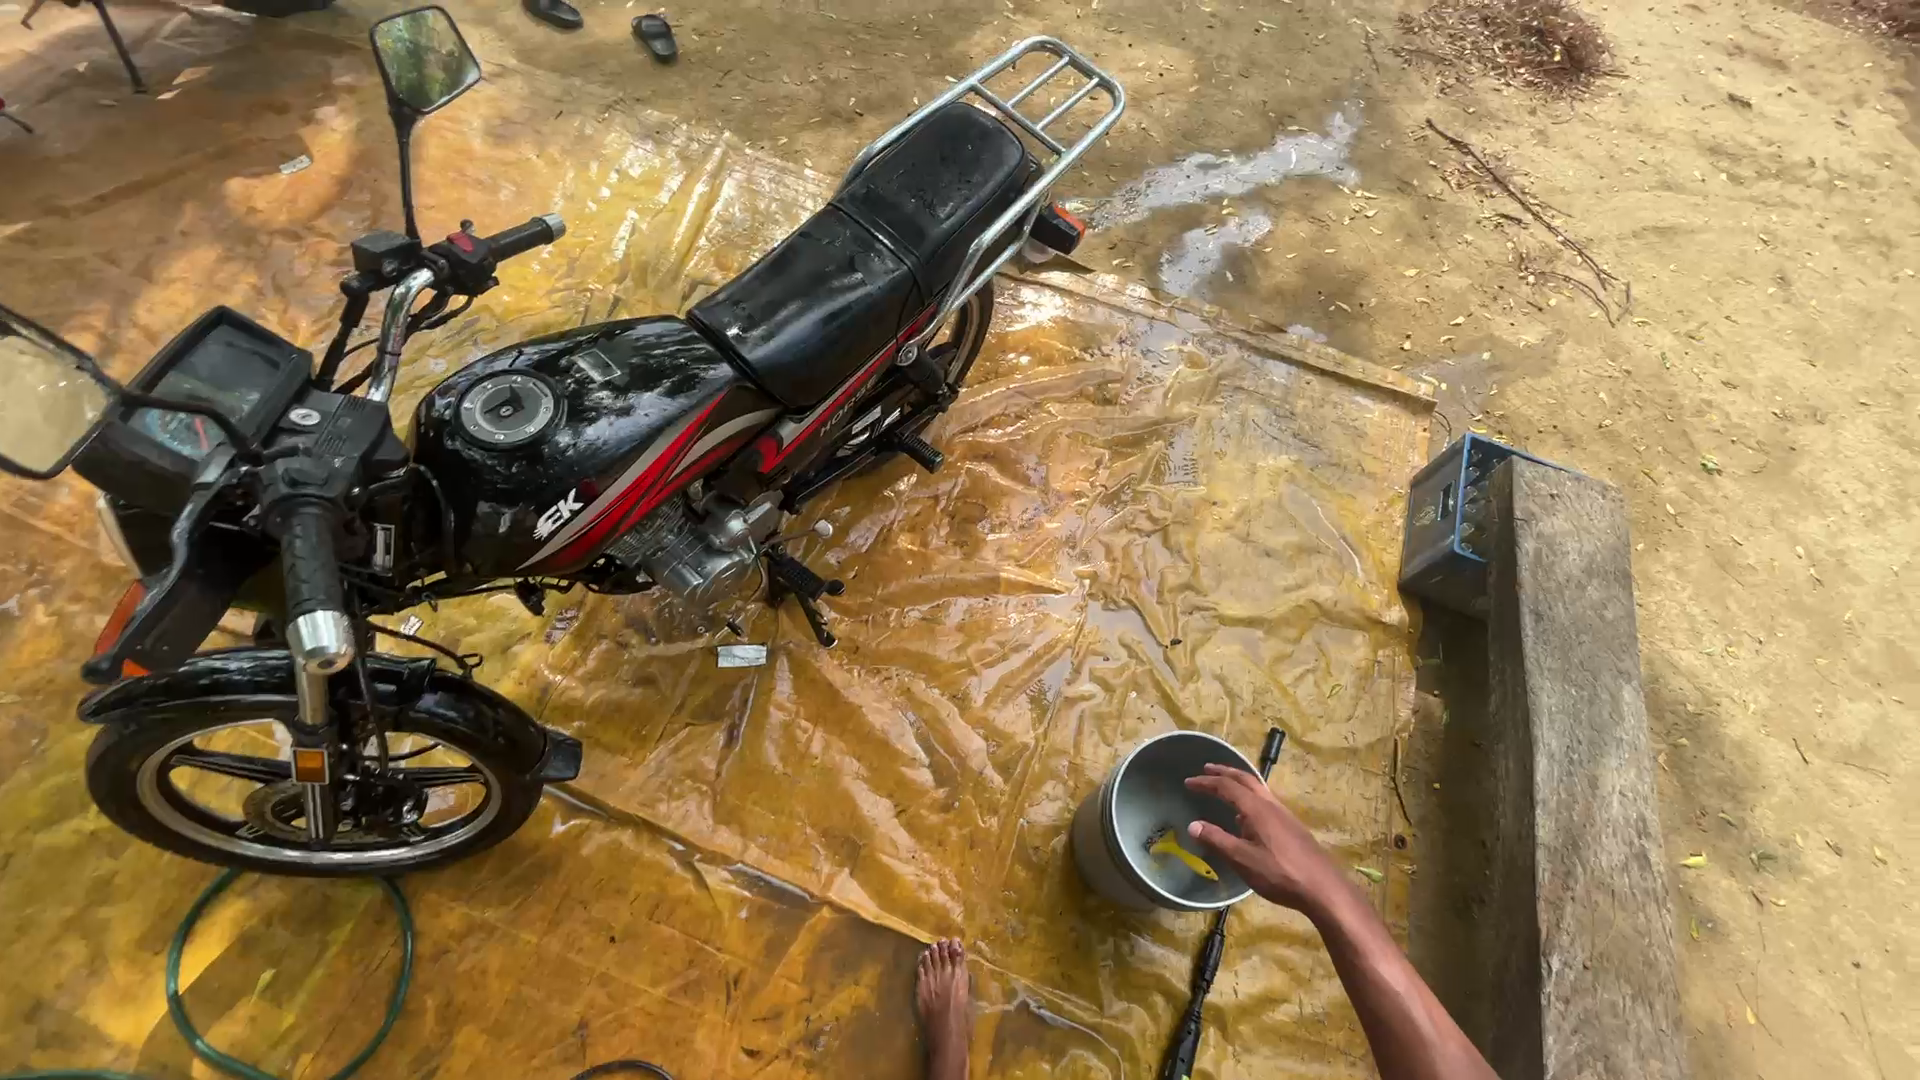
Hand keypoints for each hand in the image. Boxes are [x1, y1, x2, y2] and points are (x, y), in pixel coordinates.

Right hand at [1184, 763, 1341, 914]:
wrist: (1325, 889)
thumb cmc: (1281, 874)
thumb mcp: (1243, 860)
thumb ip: (1217, 840)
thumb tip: (1192, 825)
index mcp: (1256, 809)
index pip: (1227, 787)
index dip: (1206, 782)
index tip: (1188, 782)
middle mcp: (1271, 805)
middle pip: (1245, 779)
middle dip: (1224, 772)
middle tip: (1207, 769)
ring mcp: (1284, 815)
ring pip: (1258, 789)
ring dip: (1239, 783)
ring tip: (1225, 790)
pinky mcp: (1292, 827)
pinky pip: (1266, 801)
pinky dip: (1250, 798)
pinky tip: (1248, 818)